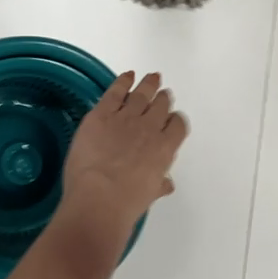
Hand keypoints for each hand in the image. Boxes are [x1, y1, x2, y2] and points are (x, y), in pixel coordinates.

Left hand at [61, 71, 188, 231]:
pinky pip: (115, 92)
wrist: (99, 197)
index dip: (176, 120)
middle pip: (160, 106)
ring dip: (148, 85)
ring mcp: (125, 118)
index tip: (173, 118)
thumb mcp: (149, 194)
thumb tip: (166, 183)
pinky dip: (123, 81)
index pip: (178, 126)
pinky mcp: (102, 114)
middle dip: (163, 98)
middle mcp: (149, 128)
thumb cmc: (126, 203)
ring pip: (141, 95)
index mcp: (164, 149)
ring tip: (152, 78)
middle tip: (163, 93)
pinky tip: (127, 75)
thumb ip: (159, 184)